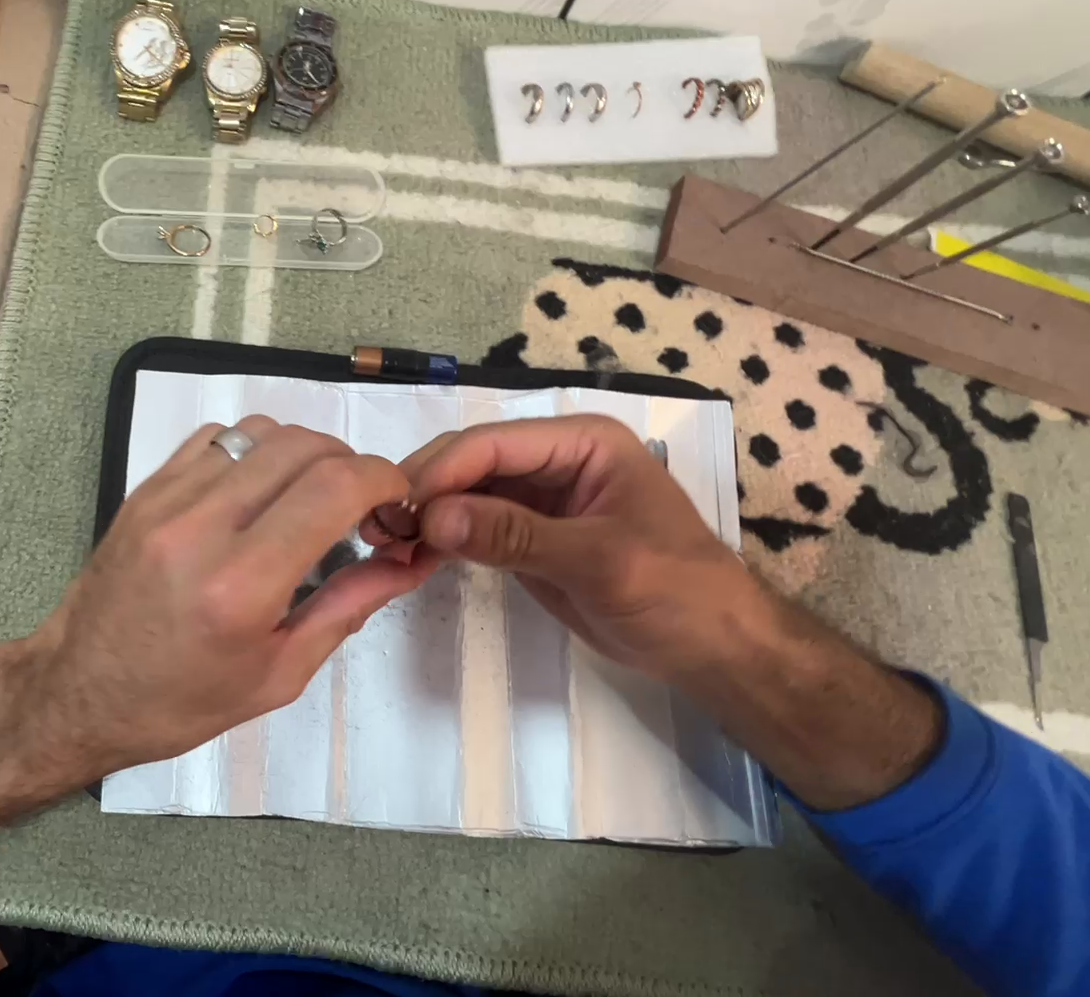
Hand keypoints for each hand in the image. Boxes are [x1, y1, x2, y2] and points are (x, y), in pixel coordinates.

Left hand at [34, 416, 438, 777]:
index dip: (382, 479)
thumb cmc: (181, 701)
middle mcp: (201, 526)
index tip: (394, 502)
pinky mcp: (145, 488)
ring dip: (302, 454)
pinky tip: (254, 493)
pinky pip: (216, 437)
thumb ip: (349, 606)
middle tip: (359, 505)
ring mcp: (165, 499)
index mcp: (241, 585)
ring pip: (260, 430)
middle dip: (350, 463)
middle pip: (303, 445)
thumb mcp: (278, 673)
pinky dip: (252, 451)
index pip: (334, 487)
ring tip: (307, 499)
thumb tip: (409, 558)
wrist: (78, 689)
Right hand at [361, 414, 939, 809]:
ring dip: (423, 516)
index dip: (441, 472)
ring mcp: (534, 496)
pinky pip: (468, 525)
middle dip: (423, 491)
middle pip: (468, 462)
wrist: (709, 647)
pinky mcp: (523, 532)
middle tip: (380, 529)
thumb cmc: (676, 592)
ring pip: (460, 492)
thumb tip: (433, 518)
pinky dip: (438, 540)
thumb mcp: (601, 561)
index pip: (493, 444)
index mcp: (580, 443)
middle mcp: (551, 459)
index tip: (399, 512)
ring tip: (386, 546)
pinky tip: (411, 559)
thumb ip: (516, 535)